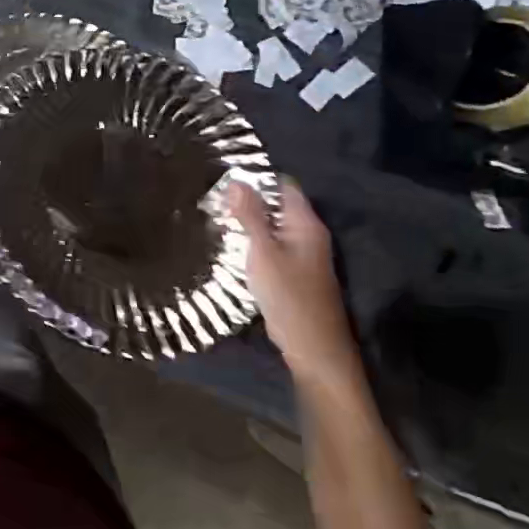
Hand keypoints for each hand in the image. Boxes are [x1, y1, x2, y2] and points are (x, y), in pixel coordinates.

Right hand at [230, 182, 362, 388]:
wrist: (314, 351)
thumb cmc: (289, 296)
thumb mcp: (264, 252)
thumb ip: (250, 215)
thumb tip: (236, 179)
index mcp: (306, 223)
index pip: (283, 185)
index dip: (257, 179)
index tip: (225, 178)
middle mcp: (308, 234)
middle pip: (277, 205)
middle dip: (248, 200)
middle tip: (214, 199)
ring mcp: (304, 254)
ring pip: (273, 226)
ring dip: (250, 222)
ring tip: (217, 218)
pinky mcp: (296, 273)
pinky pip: (273, 245)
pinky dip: (255, 242)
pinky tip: (234, 245)